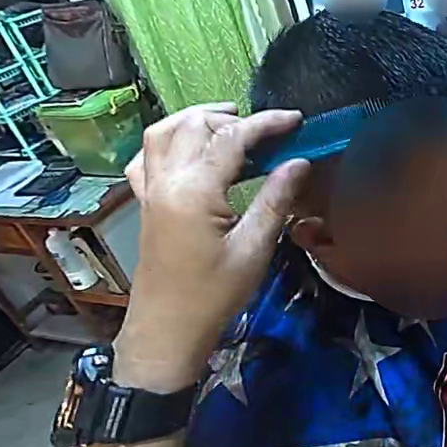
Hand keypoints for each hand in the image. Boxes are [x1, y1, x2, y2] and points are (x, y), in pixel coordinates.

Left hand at [115, 104, 307, 390]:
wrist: (168, 329)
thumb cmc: (215, 293)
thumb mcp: (255, 247)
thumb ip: (276, 198)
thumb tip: (300, 161)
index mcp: (195, 191)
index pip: (232, 139)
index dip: (266, 123)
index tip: (296, 119)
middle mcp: (166, 181)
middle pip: (194, 126)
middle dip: (232, 117)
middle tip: (268, 129)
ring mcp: (150, 190)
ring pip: (162, 133)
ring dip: (196, 119)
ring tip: (229, 122)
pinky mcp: (146, 203)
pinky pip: (147, 157)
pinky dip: (169, 141)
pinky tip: (190, 150)